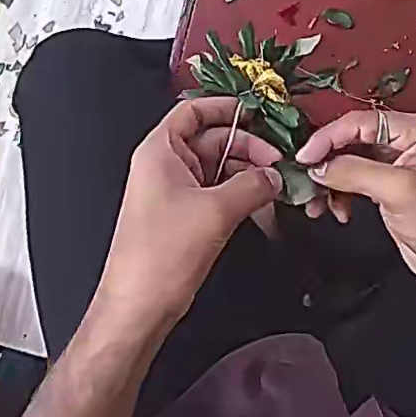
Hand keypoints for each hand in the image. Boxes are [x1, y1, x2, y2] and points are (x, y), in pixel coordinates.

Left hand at [93, 97, 282, 333]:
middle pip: (213, 138)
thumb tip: (275, 175)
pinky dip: (240, 191)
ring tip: (275, 182)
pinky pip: (217, 190)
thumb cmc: (161, 255)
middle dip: (248, 146)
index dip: (226, 107)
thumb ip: (252, 185)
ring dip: (248, 171)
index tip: (257, 113)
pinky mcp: (185, 214)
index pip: (193, 110)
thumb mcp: (215, 211)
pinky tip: (263, 199)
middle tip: (277, 161)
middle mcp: (166, 165)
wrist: (138, 309)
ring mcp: (175, 190)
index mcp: (160, 151)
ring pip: (219, 166)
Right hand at [295, 111, 415, 292]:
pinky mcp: (387, 189)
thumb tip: (318, 166)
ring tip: (317, 202)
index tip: (305, 156)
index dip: (329, 136)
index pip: (361, 121)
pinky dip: (339, 194)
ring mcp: (394, 166)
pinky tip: (338, 210)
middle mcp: (404, 142)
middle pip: (351, 139)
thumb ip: (355, 172)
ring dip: (329, 181)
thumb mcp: (400, 192)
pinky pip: (352, 181)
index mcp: (415, 130)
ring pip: (348, 161)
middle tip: (305, 178)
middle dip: (326, 160)